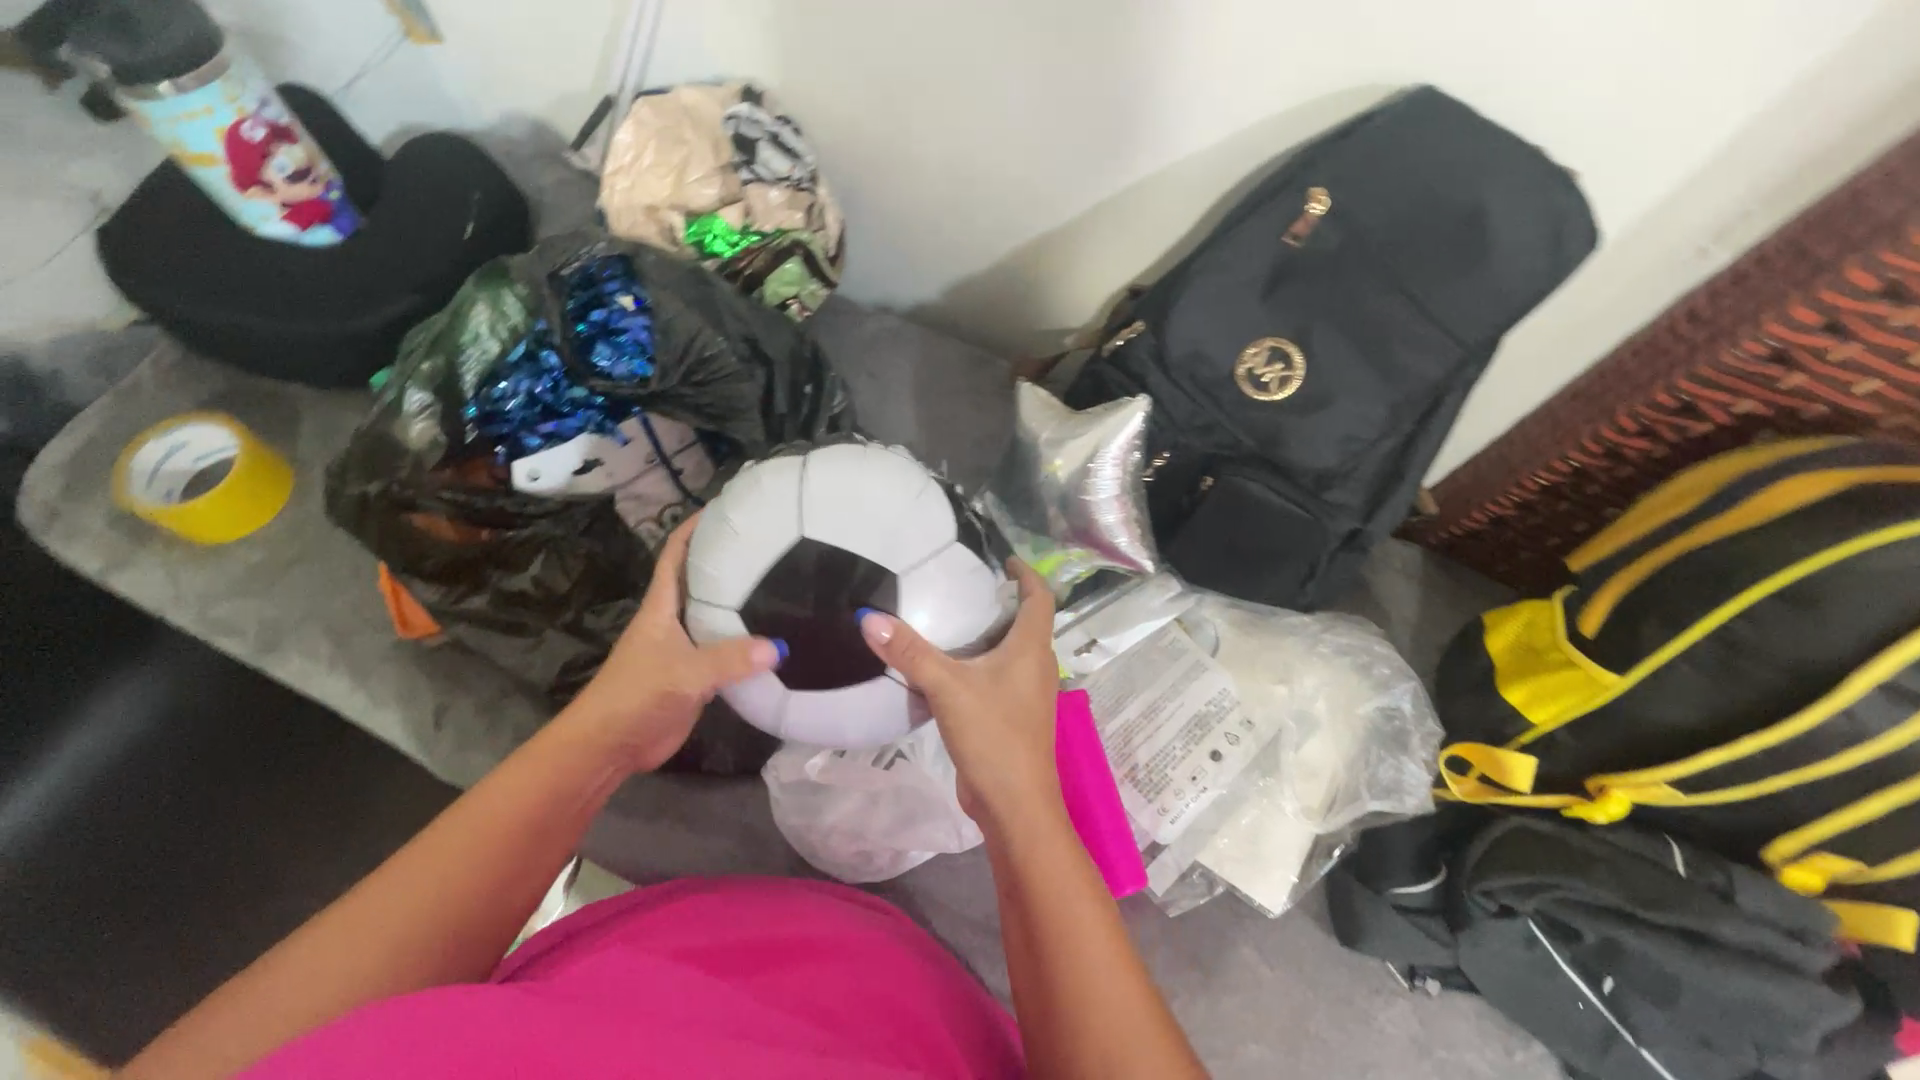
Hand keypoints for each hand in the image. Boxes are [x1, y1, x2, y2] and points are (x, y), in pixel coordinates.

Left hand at [566, 513, 782, 772]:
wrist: (612, 744)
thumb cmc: (637, 696)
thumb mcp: (684, 673)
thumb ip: (729, 659)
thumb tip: (779, 647)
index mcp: (661, 607)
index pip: (675, 556)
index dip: (694, 529)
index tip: (723, 509)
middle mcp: (673, 622)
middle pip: (701, 582)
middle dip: (728, 562)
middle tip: (769, 546)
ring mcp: (684, 650)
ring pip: (716, 617)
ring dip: (741, 603)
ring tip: (781, 585)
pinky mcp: (695, 677)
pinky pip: (726, 652)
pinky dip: (747, 643)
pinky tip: (775, 640)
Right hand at [860, 559, 1061, 831]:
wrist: (1015, 804)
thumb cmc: (993, 735)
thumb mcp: (946, 687)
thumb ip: (910, 652)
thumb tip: (869, 617)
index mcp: (1032, 650)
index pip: (1040, 599)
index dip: (1027, 575)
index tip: (1007, 561)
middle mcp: (1037, 667)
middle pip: (1029, 624)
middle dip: (1006, 604)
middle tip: (969, 588)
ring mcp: (1029, 695)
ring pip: (1014, 653)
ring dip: (993, 636)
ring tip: (956, 622)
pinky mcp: (1015, 718)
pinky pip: (1001, 678)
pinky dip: (982, 665)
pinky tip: (951, 670)